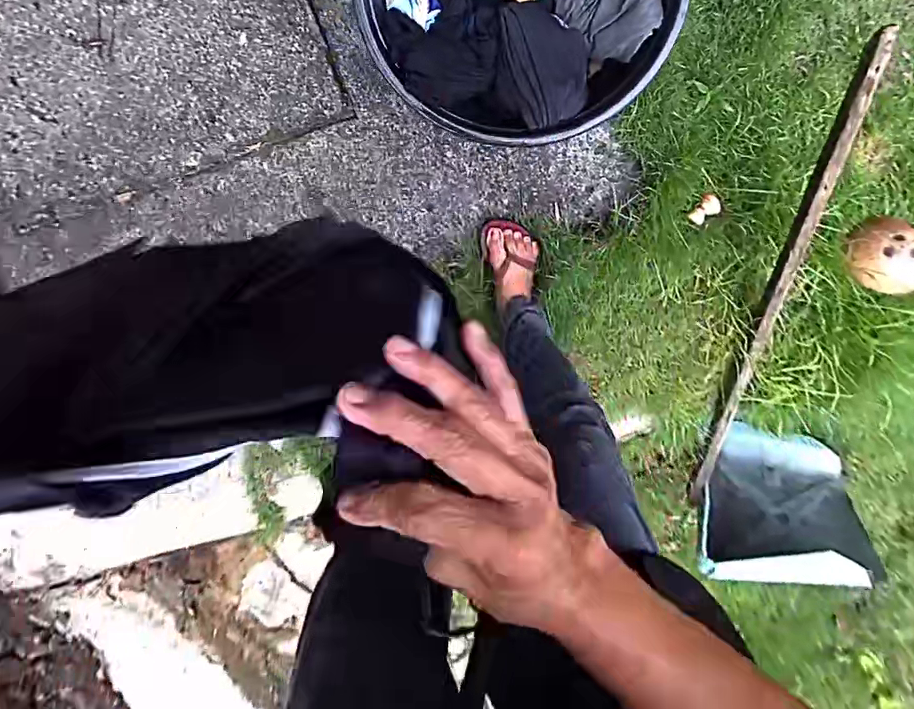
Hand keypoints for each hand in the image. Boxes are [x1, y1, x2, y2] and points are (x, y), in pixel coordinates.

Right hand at [334, 321, 618, 634]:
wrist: (566, 567)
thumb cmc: (512, 583)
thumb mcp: (463, 578)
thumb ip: (422, 532)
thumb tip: (371, 496)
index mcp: (500, 535)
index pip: (429, 508)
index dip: (384, 502)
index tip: (347, 497)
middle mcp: (517, 486)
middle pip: (450, 444)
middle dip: (398, 418)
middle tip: (353, 396)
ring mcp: (526, 453)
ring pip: (475, 405)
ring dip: (432, 373)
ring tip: (397, 348)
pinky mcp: (529, 435)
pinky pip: (507, 392)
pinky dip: (488, 359)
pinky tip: (470, 329)